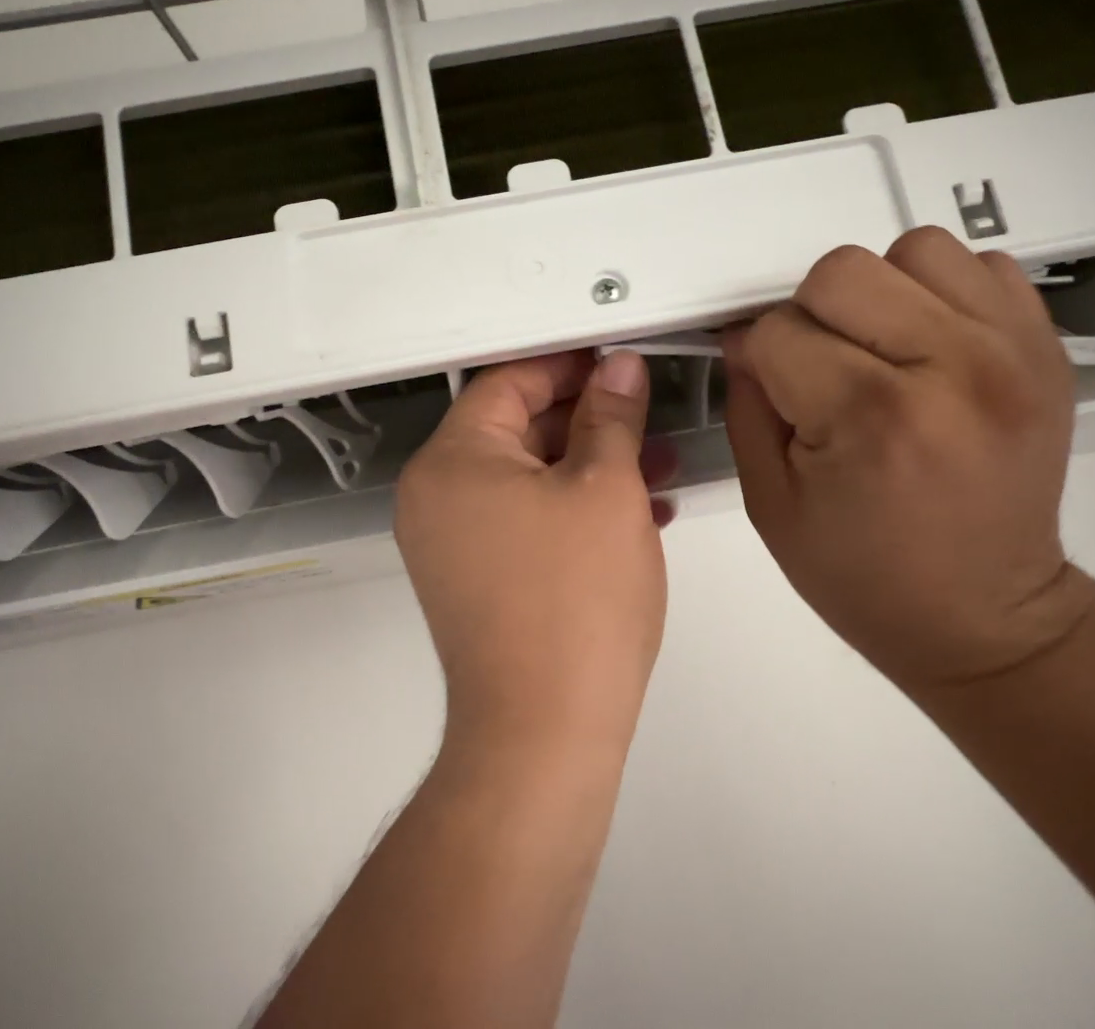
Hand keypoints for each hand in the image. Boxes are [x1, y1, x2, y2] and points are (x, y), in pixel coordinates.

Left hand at [395, 350, 676, 751]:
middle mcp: (436, 499)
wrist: (545, 729)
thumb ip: (612, 417)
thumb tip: (618, 369)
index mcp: (452, 462)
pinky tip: (636, 520)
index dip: (570, 365)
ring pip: (528, 481)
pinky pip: (525, 525)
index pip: (509, 382)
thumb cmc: (575, 604)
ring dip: (592, 470)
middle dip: (590, 423)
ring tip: (658, 473)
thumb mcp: (607, 490)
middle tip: (648, 422)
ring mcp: (451, 546)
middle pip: (516, 432)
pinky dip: (574, 514)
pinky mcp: (476, 583)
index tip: (620, 364)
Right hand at [722, 228, 1094, 688]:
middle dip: (812, 317)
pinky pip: (984, 267)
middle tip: (825, 373)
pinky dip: (945, 295)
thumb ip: (749, 407)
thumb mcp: (772, 506)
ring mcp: (1012, 351)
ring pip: (916, 249)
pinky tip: (932, 351)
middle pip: (842, 271)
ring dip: (881, 295)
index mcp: (871, 417)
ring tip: (884, 354)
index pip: (779, 330)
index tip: (777, 394)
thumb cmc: (863, 576)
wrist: (982, 615)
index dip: (761, 359)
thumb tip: (747, 338)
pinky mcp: (1047, 349)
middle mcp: (950, 367)